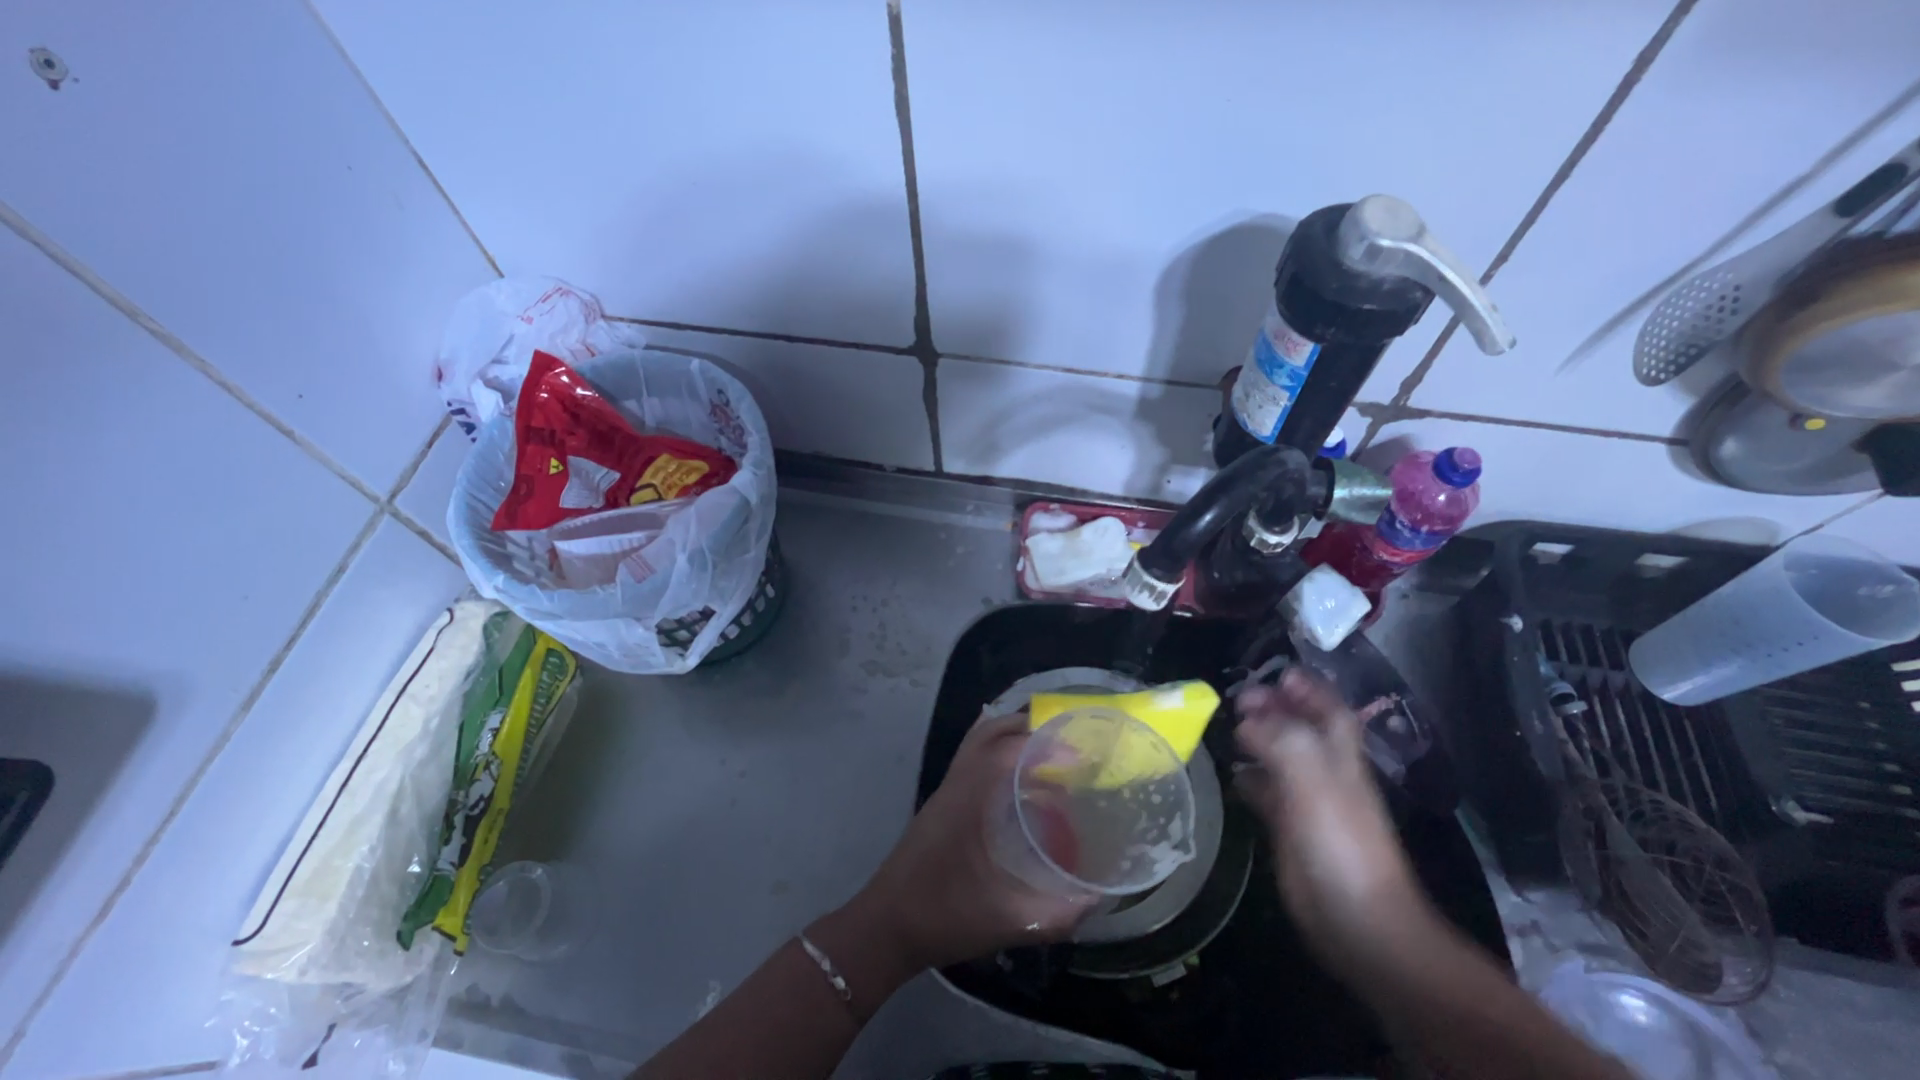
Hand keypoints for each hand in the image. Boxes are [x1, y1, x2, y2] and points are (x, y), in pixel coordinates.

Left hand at [845, 711, 1094, 970]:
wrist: (884, 930)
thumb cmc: (941, 918)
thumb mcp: (1006, 923)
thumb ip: (1055, 914)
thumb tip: (1097, 900)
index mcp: (968, 801)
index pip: (1006, 749)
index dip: (1045, 742)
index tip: (1082, 755)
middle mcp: (955, 786)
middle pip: (990, 732)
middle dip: (1030, 727)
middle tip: (1070, 741)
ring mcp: (944, 794)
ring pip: (978, 744)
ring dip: (1013, 740)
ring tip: (1053, 755)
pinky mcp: (941, 807)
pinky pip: (972, 763)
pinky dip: (999, 758)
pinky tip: (1023, 785)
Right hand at [1233, 668, 1427, 964]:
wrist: (1358, 920)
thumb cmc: (1340, 844)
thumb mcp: (1313, 779)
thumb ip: (1281, 740)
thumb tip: (1246, 720)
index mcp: (1340, 756)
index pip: (1327, 708)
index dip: (1306, 688)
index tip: (1274, 674)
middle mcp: (1326, 773)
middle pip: (1302, 729)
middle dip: (1275, 709)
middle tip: (1237, 699)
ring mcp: (1309, 803)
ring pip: (1282, 759)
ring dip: (1259, 740)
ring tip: (1227, 727)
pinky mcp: (1291, 832)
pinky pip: (1268, 794)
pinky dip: (1250, 779)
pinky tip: (1230, 776)